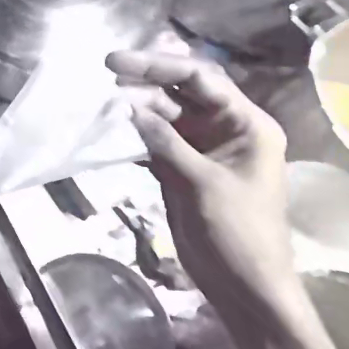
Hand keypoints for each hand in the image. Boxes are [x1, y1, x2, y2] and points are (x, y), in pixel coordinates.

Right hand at [107, 50, 294, 315]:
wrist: (245, 287)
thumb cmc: (237, 232)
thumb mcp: (201, 183)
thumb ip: (166, 143)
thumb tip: (130, 108)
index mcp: (246, 123)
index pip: (201, 80)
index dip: (158, 66)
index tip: (117, 62)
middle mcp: (225, 130)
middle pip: (182, 95)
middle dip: (144, 86)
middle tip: (103, 80)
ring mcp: (203, 151)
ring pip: (166, 119)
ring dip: (136, 111)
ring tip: (102, 105)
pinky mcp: (184, 173)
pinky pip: (158, 145)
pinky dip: (136, 139)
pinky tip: (111, 132)